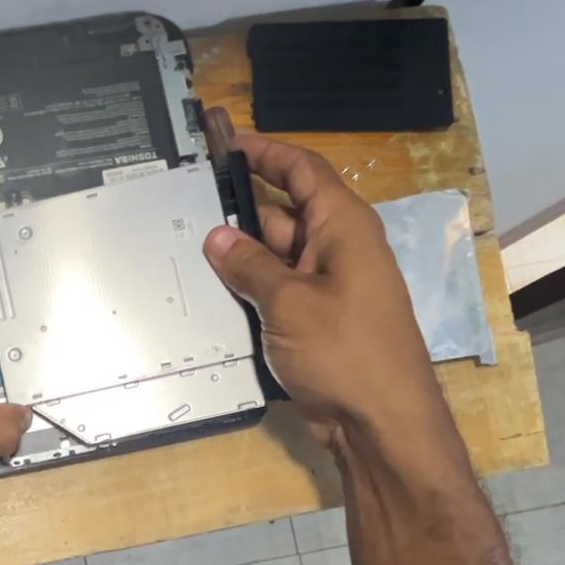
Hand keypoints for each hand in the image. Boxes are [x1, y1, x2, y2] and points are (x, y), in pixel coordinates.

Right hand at [202, 134, 446, 439]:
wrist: (378, 421)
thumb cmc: (343, 351)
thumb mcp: (289, 303)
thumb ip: (249, 266)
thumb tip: (217, 237)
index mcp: (343, 227)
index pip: (303, 171)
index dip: (266, 152)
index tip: (227, 142)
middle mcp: (336, 251)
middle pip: (283, 215)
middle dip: (240, 211)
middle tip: (187, 207)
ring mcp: (325, 289)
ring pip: (274, 259)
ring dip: (239, 259)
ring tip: (186, 252)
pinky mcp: (313, 324)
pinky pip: (276, 295)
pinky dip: (248, 292)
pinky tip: (211, 297)